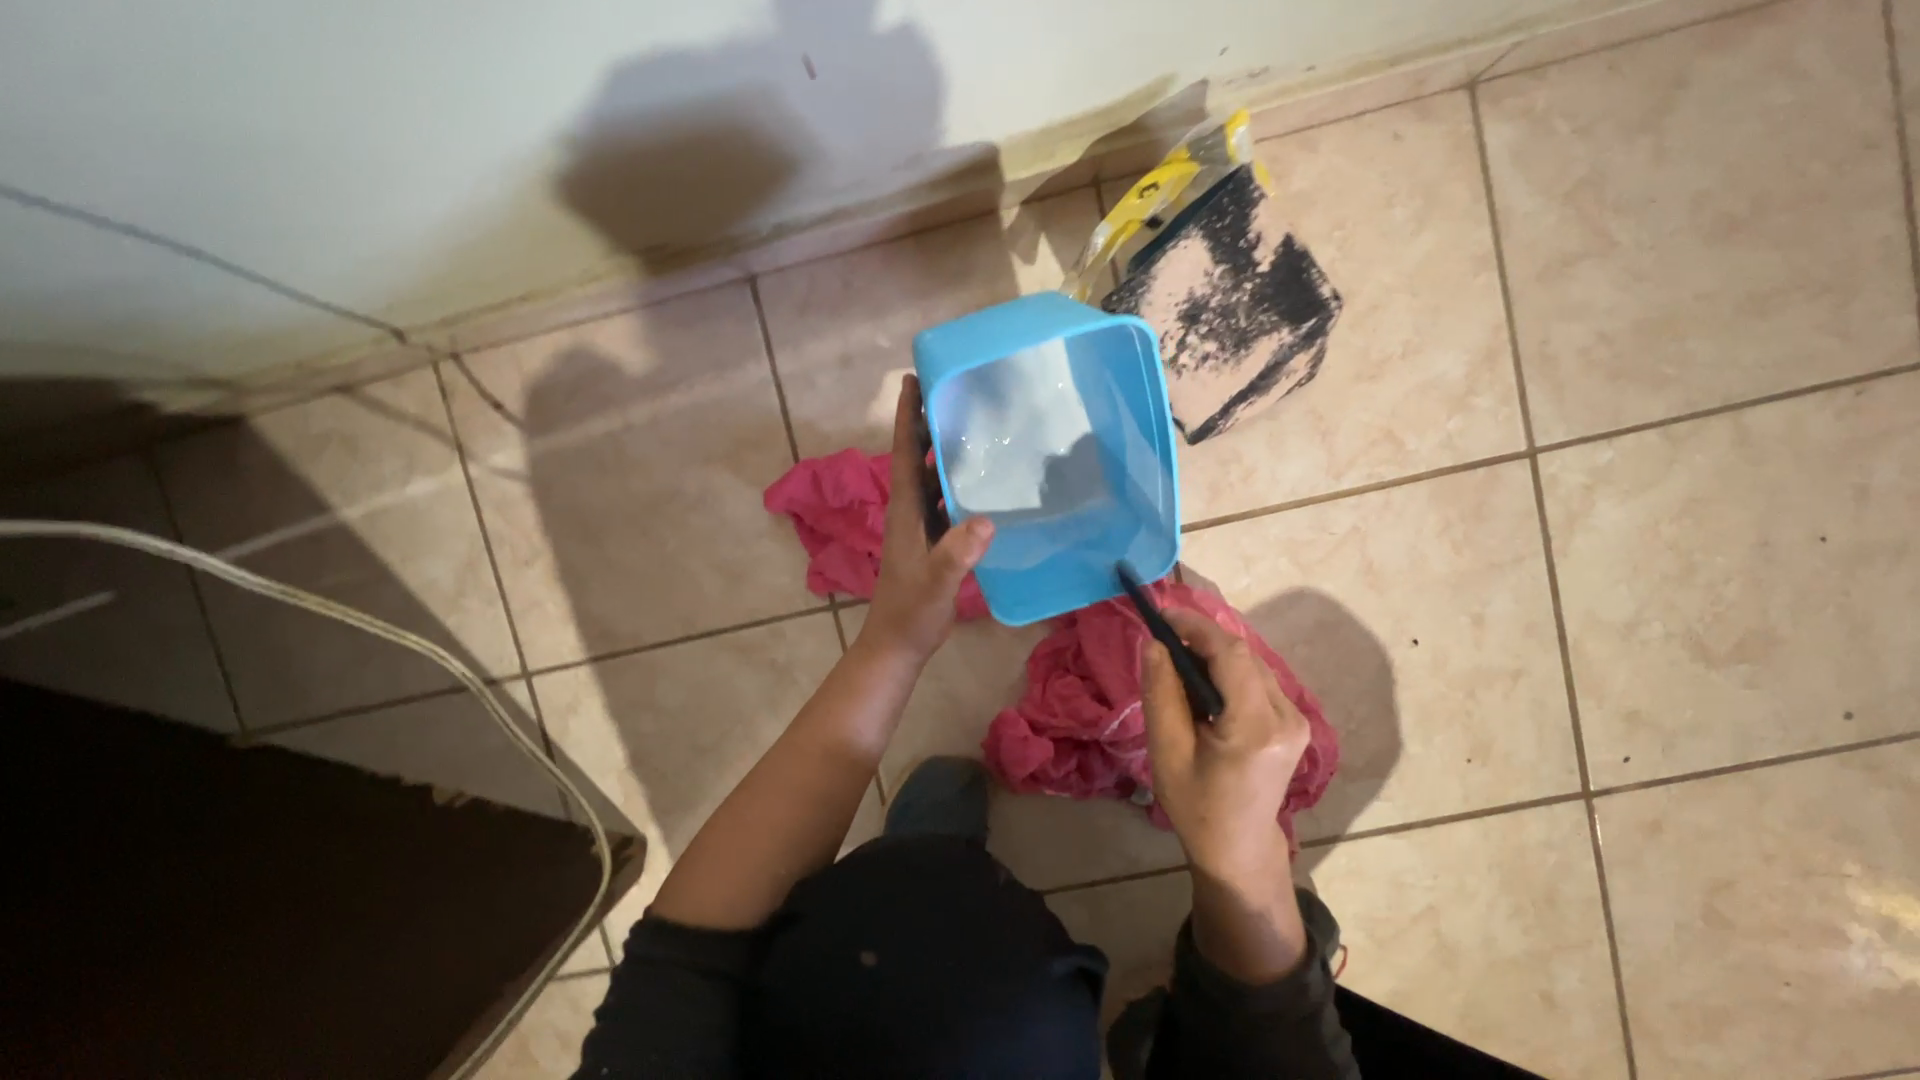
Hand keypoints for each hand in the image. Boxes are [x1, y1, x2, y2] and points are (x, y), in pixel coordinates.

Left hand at [857, 375, 994, 664]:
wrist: (899, 643)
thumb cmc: (912, 611)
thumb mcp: (936, 583)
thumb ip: (956, 555)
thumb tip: (985, 520)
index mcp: (906, 511)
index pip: (904, 453)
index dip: (908, 417)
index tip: (913, 380)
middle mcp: (911, 511)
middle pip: (916, 457)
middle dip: (928, 422)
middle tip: (952, 388)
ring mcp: (921, 527)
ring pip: (931, 478)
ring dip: (943, 450)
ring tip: (971, 422)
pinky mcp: (933, 541)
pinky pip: (946, 501)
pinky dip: (958, 483)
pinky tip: (981, 479)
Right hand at [1141, 607, 1310, 889]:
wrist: (1238, 846)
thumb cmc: (1196, 806)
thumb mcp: (1167, 752)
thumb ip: (1161, 693)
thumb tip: (1155, 643)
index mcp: (1255, 727)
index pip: (1231, 655)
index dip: (1197, 627)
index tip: (1161, 616)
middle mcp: (1286, 717)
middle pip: (1243, 655)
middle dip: (1201, 639)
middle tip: (1163, 642)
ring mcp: (1296, 719)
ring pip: (1252, 664)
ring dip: (1214, 655)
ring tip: (1177, 665)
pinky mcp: (1294, 722)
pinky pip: (1258, 680)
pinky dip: (1228, 672)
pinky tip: (1203, 688)